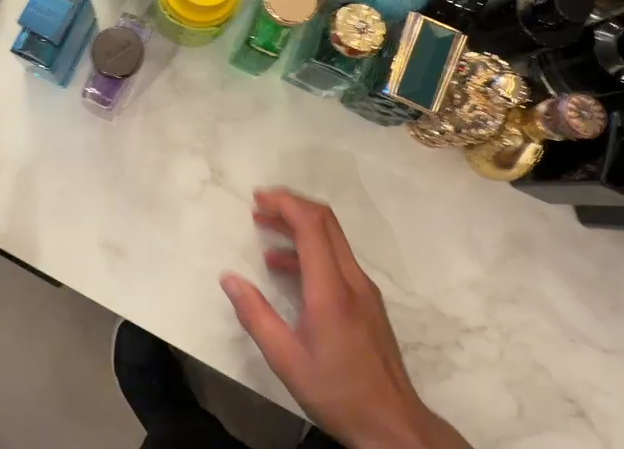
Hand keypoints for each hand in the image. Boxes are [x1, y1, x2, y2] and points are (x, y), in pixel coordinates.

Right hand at [220, 189, 471, 448]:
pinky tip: (286, 269)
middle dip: (290, 206)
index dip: (284, 203)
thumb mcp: (286, 360)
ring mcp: (364, 290)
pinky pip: (337, 261)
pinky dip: (310, 251)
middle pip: (325, 222)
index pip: (311, 225)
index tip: (257, 198)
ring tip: (265, 232)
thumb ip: (255, 315)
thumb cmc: (337, 392)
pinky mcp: (368, 302)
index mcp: (331, 289)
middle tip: (258, 206)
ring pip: (332, 240)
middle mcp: (353, 279)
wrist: (393, 425)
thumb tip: (229, 278)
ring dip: (299, 228)